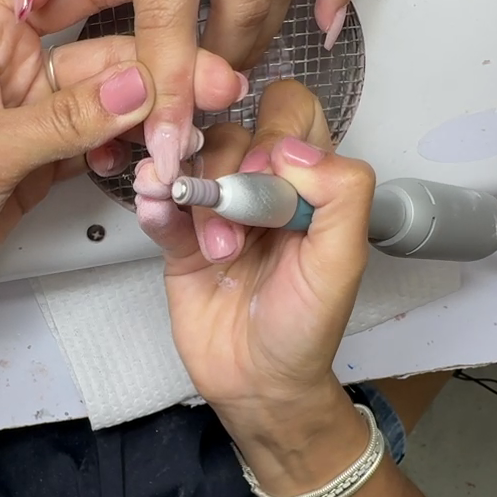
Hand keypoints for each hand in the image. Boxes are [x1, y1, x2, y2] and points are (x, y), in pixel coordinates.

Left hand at [0, 0, 246, 310]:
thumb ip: (64, 120)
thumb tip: (132, 88)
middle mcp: (15, 73)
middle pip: (103, 57)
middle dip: (159, 70)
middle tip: (212, 82)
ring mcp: (34, 120)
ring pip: (109, 106)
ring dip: (152, 115)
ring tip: (195, 125)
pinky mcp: (44, 163)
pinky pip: (100, 147)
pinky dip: (129, 152)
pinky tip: (152, 155)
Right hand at [134, 81, 375, 488]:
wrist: (257, 382)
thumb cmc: (305, 328)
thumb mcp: (341, 264)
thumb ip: (341, 196)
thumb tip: (294, 149)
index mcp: (308, 186)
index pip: (292, 113)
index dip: (275, 132)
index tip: (269, 177)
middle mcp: (261, 188)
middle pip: (232, 129)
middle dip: (229, 168)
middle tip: (236, 219)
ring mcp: (217, 210)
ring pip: (192, 160)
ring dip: (195, 194)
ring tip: (210, 247)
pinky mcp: (180, 238)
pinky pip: (160, 201)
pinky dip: (155, 202)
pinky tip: (157, 210)